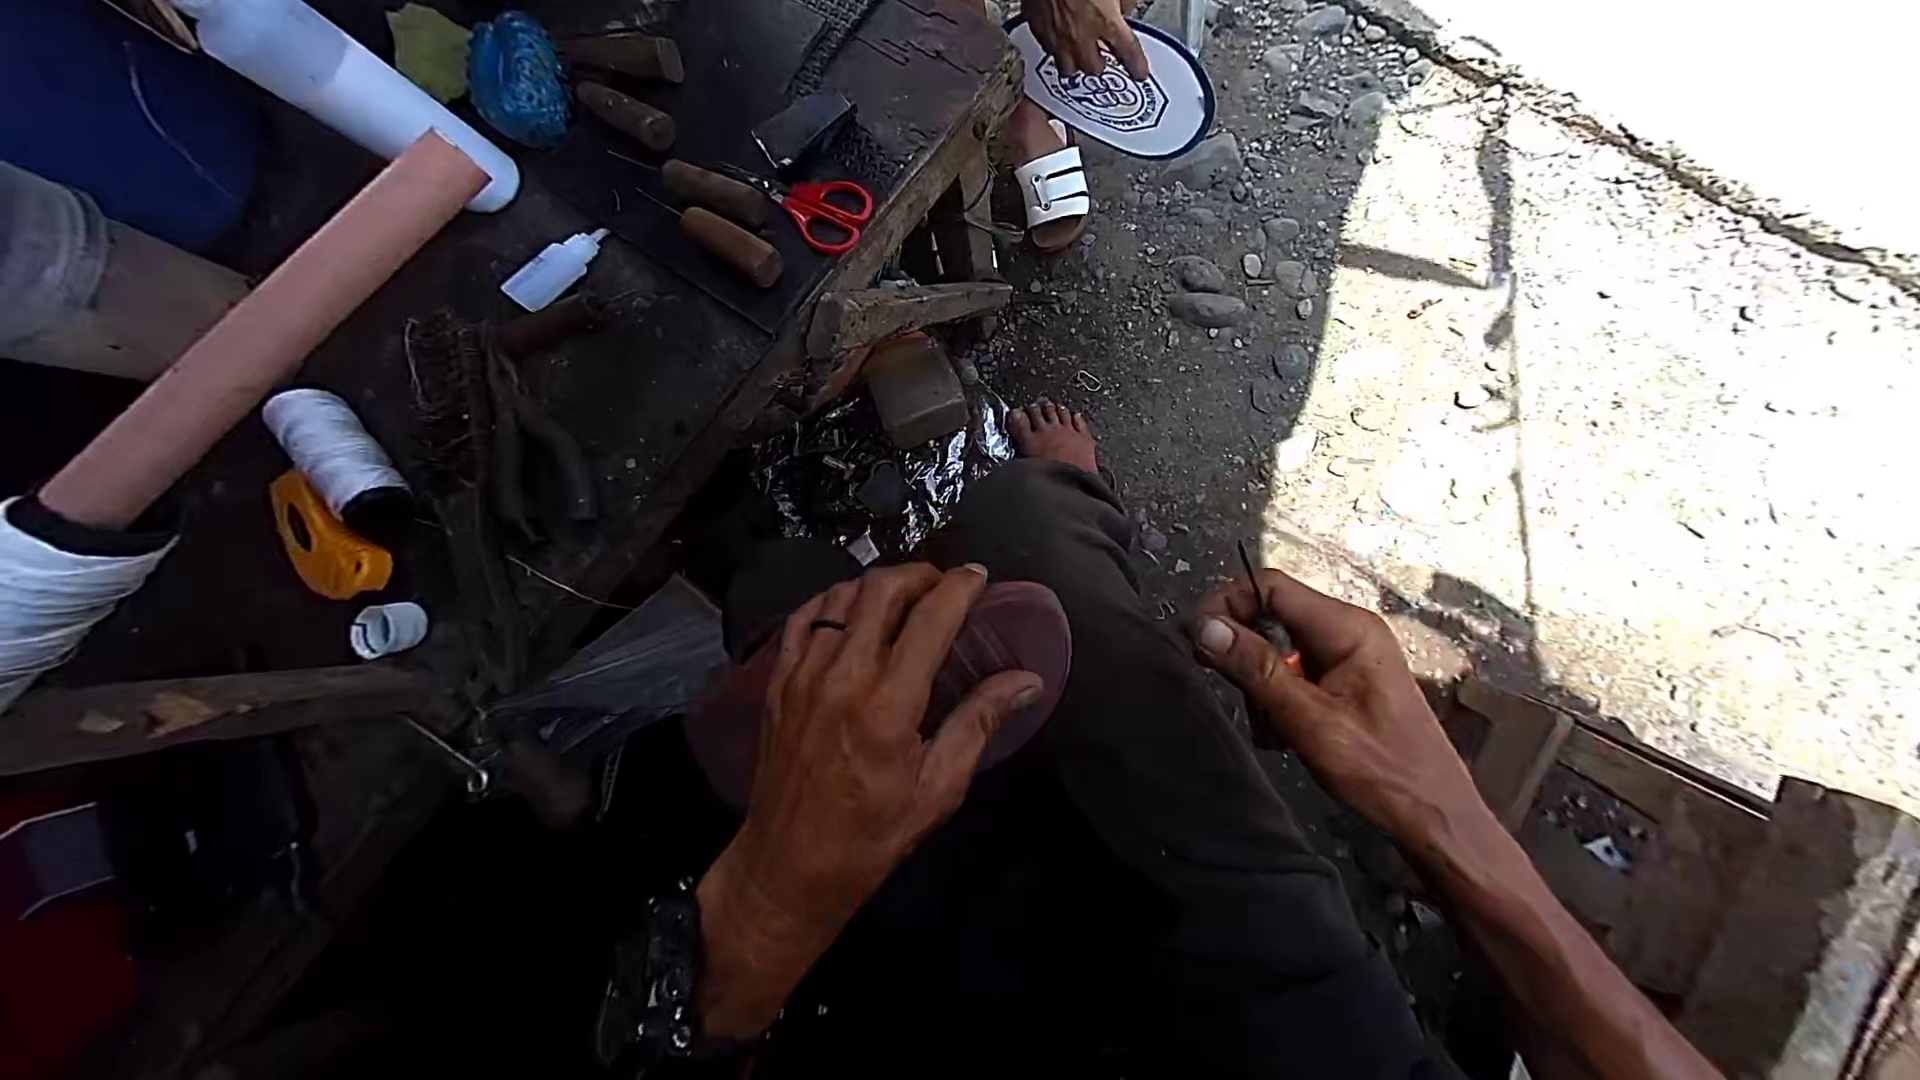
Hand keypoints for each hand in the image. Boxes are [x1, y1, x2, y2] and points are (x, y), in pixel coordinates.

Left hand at [696, 563, 1042, 1038]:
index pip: (931, 619)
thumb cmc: (872, 835)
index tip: (979, 576)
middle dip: (920, 575)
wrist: (788, 867)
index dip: (960, 587)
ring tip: (904, 597)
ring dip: (879, 584)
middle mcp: (843, 675)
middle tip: (944, 585)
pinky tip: (852, 608)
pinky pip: (803, 617)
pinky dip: (833, 599)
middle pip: (882, 590)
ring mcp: (803, 673)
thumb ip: (981, 721)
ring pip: (842, 595)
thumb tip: (1028, 680)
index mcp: (888, 703)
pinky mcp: (778, 680)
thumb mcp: (939, 789)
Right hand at [1023, 0, 1151, 78]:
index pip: (1127, 50)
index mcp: (1105, 20)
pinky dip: (1057, 46)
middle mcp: (1081, 36)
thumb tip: (1125, 8)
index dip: (1136, 64)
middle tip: (1103, 55)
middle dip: (1100, 62)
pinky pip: (1050, 49)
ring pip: (1068, 67)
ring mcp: (1057, 37)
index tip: (1140, 73)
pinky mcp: (1039, 30)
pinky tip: (1060, 35)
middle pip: (1094, 67)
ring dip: (1076, 61)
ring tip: (1079, 51)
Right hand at [1189, 567, 1489, 851]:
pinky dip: (1270, 696)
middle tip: (1232, 689)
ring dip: (1255, 682)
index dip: (1227, 604)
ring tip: (1269, 724)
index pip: (1270, 586)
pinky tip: (1281, 730)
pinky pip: (1285, 669)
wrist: (1435, 820)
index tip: (1199, 640)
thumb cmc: (1384, 772)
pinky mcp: (1336, 677)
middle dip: (1241, 650)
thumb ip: (1256, 669)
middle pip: (1267, 614)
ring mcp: (1341, 654)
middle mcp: (1345, 630)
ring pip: (1270, 645)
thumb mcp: (1310, 720)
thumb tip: (1204, 627)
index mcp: (1347, 628)